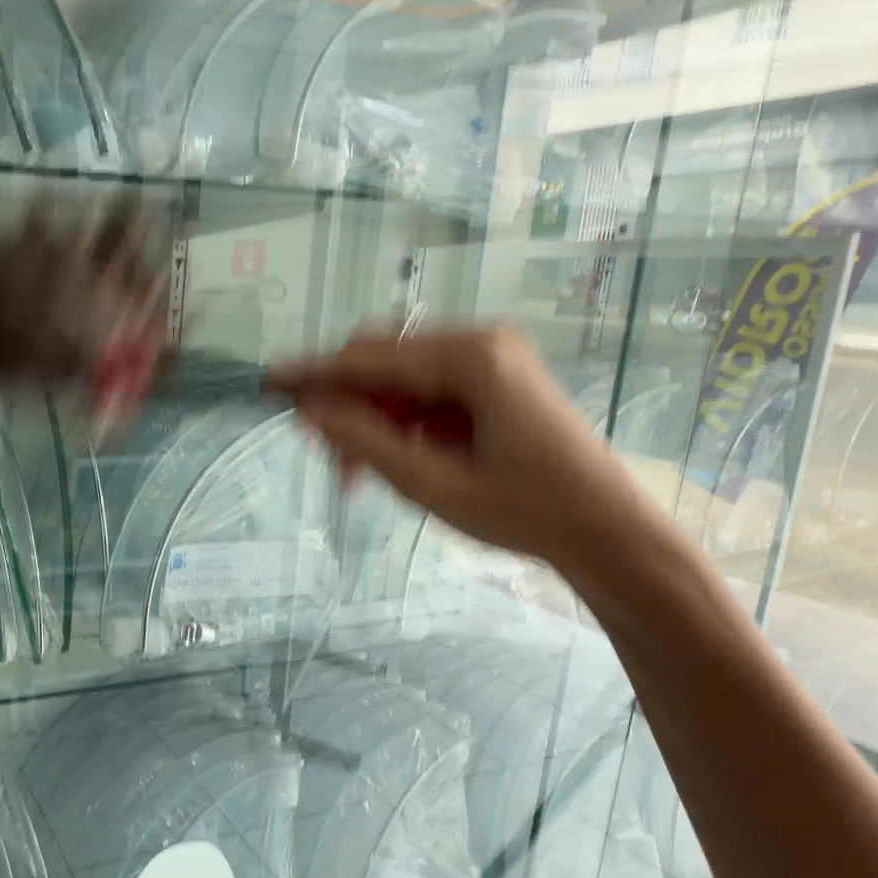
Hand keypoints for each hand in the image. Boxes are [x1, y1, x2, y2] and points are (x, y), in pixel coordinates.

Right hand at [271, 327, 666, 572]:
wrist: (610, 534)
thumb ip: (364, 439)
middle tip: (321, 450)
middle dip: (343, 399)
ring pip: (396, 373)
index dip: (314, 373)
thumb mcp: (430, 483)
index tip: (268, 381)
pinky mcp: (492, 379)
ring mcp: (490, 358)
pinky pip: (421, 386)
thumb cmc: (525, 513)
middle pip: (380, 356)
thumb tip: (307, 409)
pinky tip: (385, 455)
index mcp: (472, 359)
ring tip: (354, 470)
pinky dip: (394, 417)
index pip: (369, 357)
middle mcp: (480, 342)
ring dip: (366, 413)